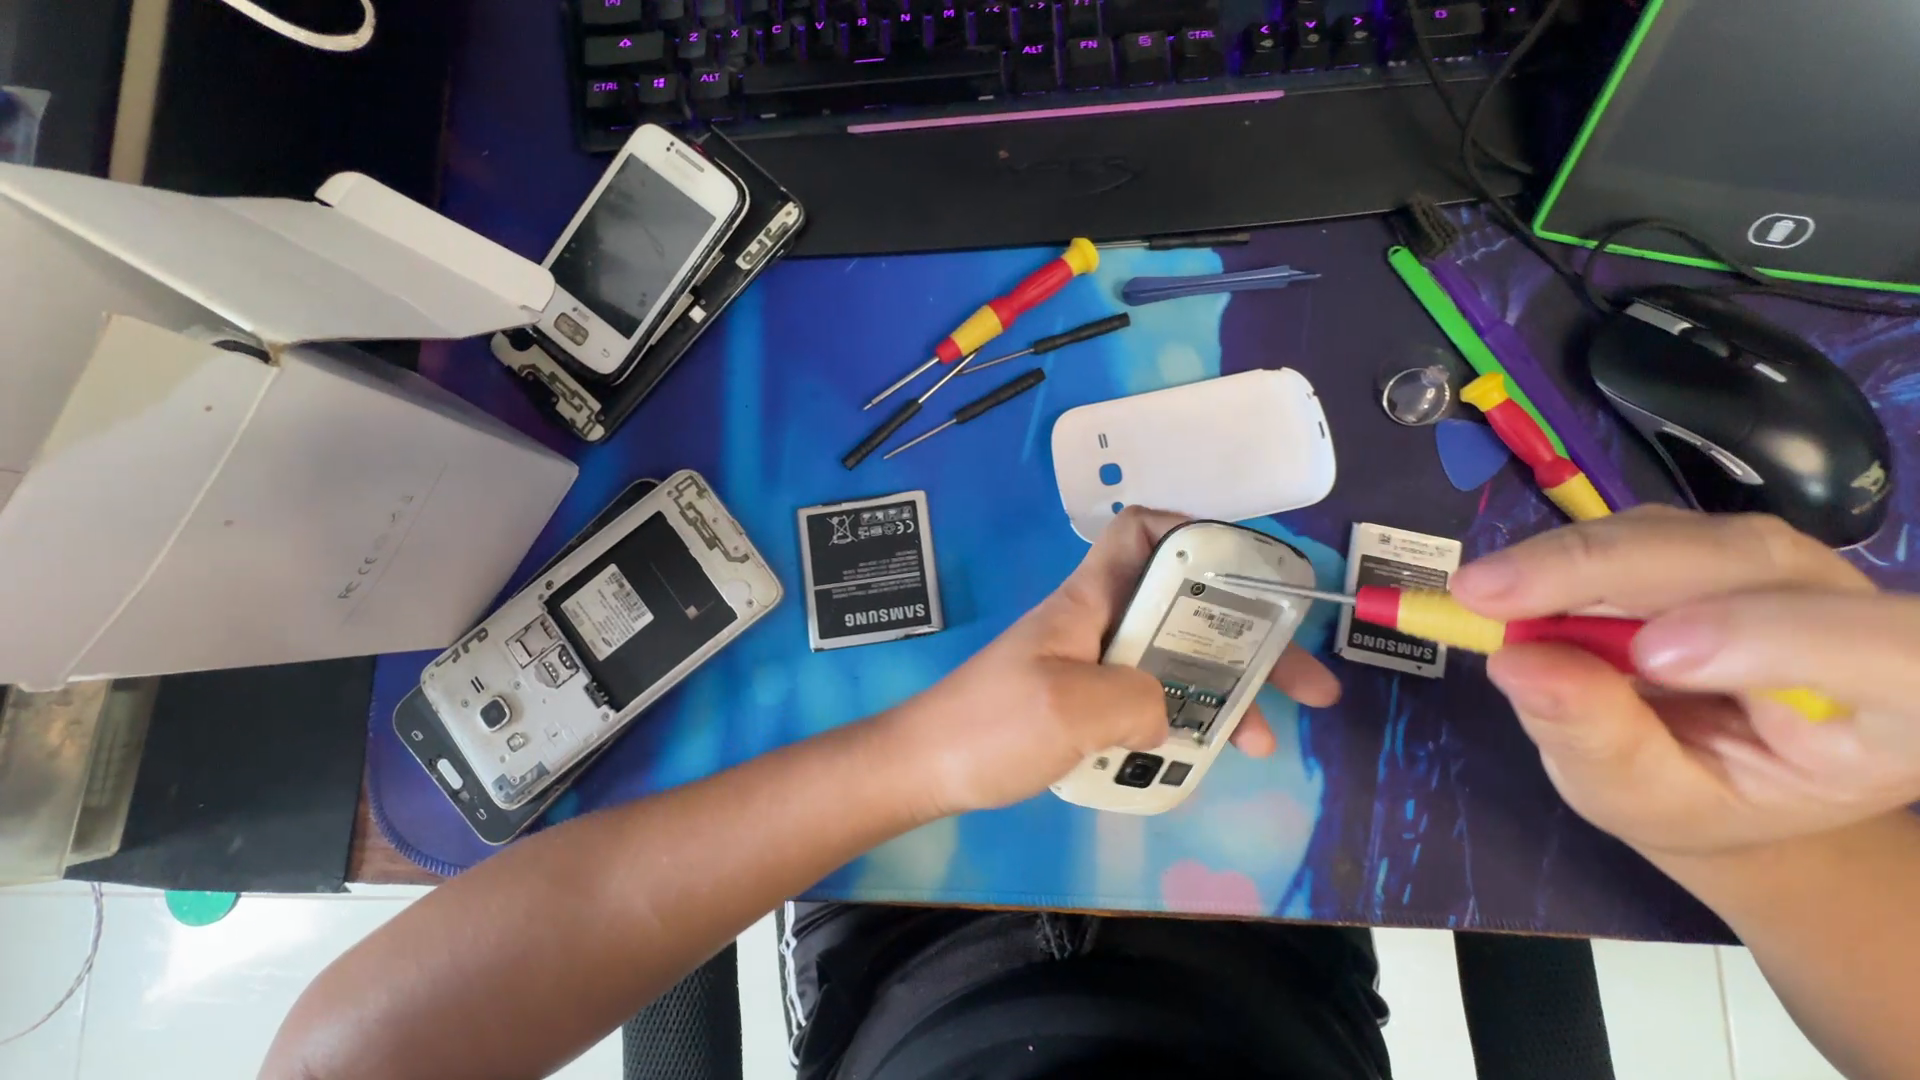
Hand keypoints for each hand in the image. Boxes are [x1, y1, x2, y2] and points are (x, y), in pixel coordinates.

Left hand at [883, 507, 1340, 817]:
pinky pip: (1148, 703)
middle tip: (1306, 687)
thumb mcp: (1072, 708)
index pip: (1144, 532)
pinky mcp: (1084, 706)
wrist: (925, 769)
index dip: (1198, 533)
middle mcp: (1098, 624)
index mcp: (1091, 601)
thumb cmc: (992, 725)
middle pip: (1185, 610)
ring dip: (1222, 695)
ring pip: (1173, 664)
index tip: (1252, 576)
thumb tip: (1170, 713)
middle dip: (1251, 642)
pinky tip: (1201, 760)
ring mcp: (1091, 666)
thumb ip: (1139, 701)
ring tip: (1260, 742)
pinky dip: (1181, 724)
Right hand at [1452, 506, 1919, 856]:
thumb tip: (1513, 662)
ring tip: (1483, 597)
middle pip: (1749, 563)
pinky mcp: (1711, 547)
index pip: (1888, 653)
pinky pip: (1638, 530)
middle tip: (1482, 596)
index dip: (1779, 637)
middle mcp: (1854, 619)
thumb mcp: (1643, 800)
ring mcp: (1783, 572)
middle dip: (1606, 571)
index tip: (1652, 658)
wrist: (1718, 775)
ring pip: (1682, 535)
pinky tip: (1514, 588)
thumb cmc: (1700, 804)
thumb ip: (1595, 739)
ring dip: (1569, 560)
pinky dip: (1561, 556)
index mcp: (1895, 713)